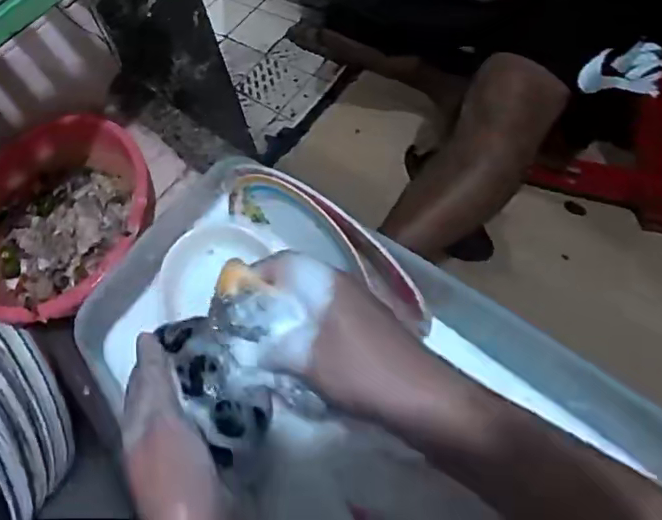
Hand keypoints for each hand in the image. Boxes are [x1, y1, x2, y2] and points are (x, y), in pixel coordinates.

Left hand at [122, 334, 230, 519]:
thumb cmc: (175, 474)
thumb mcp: (159, 422)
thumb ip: (154, 382)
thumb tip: (144, 336)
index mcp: (139, 424)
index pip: (145, 376)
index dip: (160, 350)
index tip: (185, 323)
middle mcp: (162, 433)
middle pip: (176, 388)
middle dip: (193, 364)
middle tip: (216, 335)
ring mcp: (191, 447)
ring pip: (202, 402)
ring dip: (217, 382)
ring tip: (237, 353)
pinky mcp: (218, 459)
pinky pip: (225, 421)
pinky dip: (237, 404)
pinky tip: (253, 386)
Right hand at [238, 252, 444, 423]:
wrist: (427, 400)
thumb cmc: (364, 372)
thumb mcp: (308, 362)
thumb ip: (273, 348)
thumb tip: (246, 347)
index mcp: (326, 280)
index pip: (281, 261)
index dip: (254, 277)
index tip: (233, 303)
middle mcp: (341, 284)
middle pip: (294, 281)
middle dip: (268, 303)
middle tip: (247, 330)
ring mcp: (357, 306)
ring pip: (310, 304)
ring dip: (287, 322)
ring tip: (270, 350)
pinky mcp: (367, 330)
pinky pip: (325, 322)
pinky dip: (307, 336)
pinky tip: (303, 365)